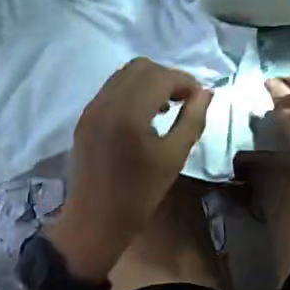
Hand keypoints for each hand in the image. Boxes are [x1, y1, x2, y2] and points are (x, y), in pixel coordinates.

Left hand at [47, 58, 212, 281]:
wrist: (95, 222)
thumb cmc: (139, 194)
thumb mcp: (174, 157)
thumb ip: (192, 120)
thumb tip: (205, 93)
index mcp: (128, 112)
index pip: (161, 76)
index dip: (185, 81)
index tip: (200, 98)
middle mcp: (106, 102)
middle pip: (141, 67)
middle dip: (167, 77)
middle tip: (184, 101)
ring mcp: (91, 109)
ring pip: (123, 75)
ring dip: (148, 82)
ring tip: (166, 108)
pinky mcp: (85, 118)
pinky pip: (111, 90)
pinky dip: (131, 92)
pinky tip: (143, 117)